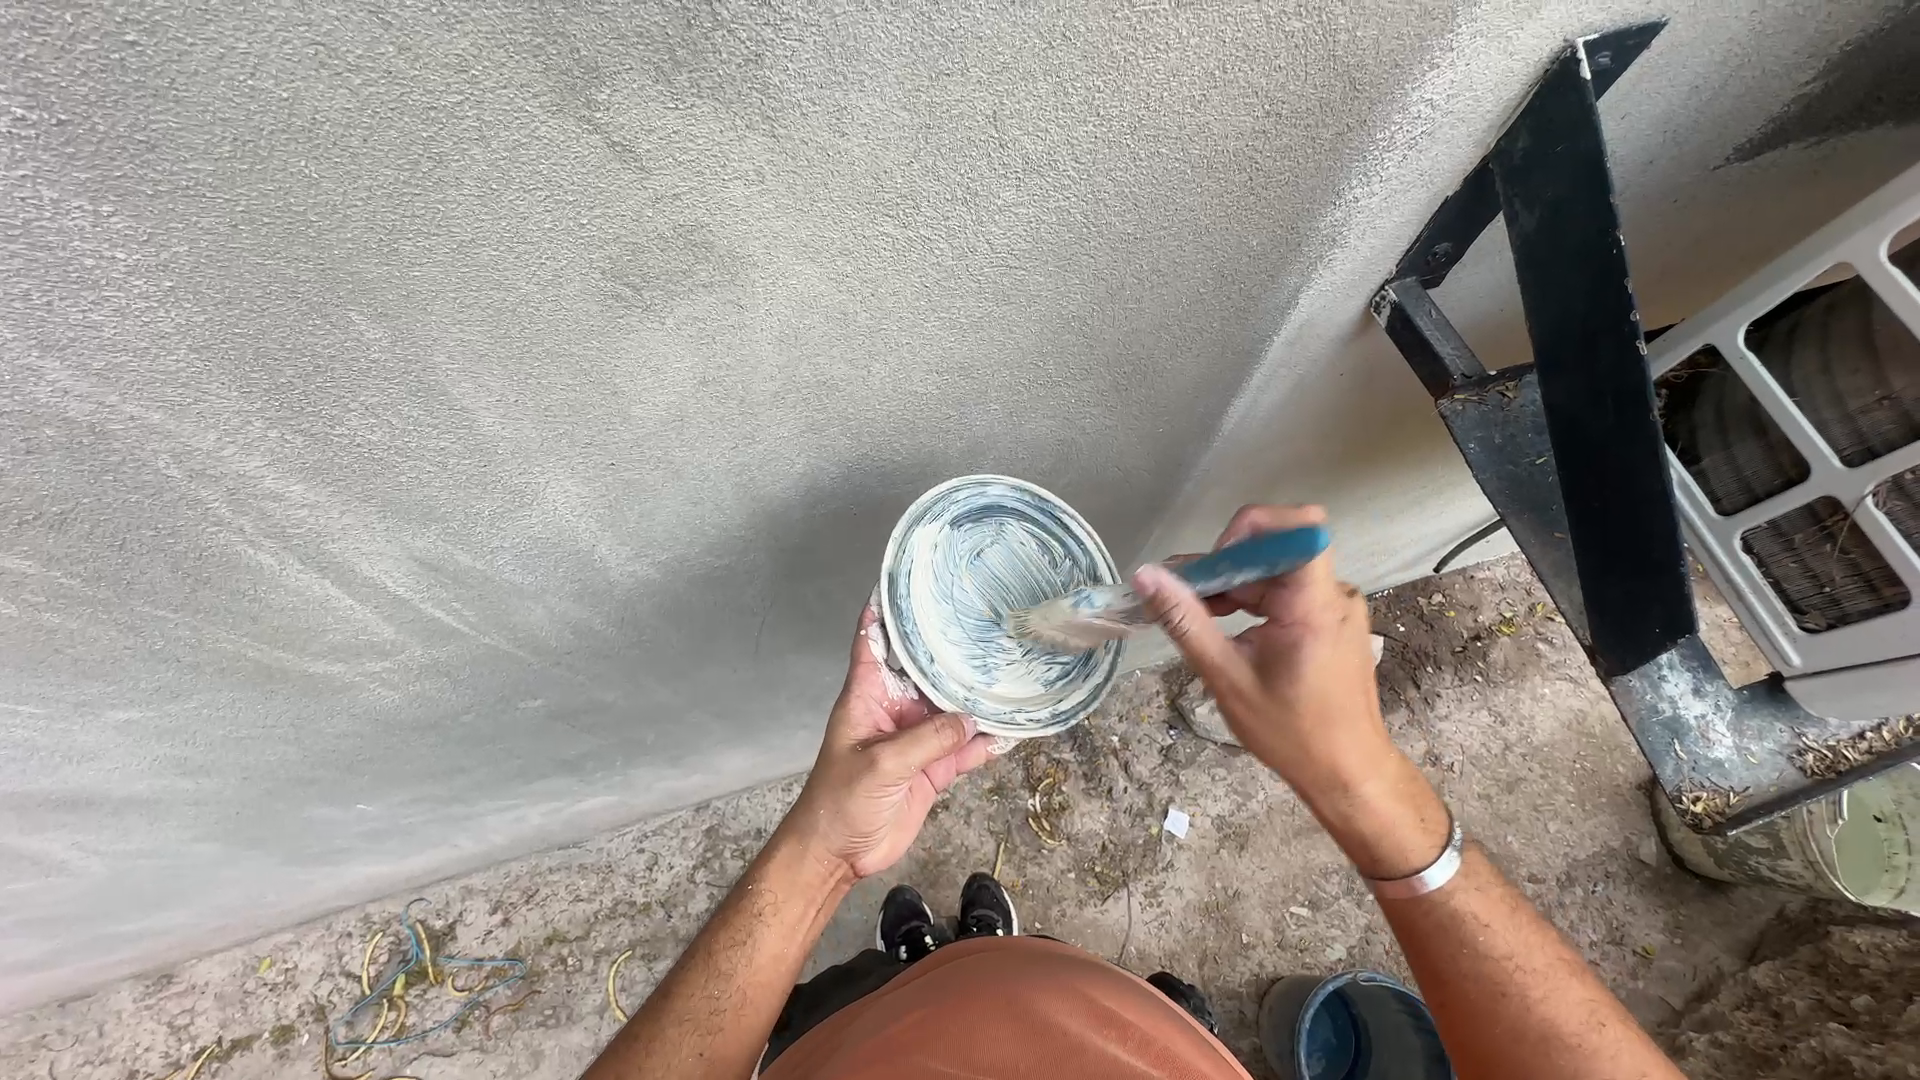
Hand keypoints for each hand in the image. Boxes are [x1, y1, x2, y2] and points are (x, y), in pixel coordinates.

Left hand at [782, 594, 996, 882]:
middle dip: (951, 648)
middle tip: (986, 620)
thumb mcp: (880, 765)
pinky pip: (967, 747)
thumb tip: (972, 718)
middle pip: (926, 669)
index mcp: (869, 694)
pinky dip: (989, 739)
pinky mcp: (934, 767)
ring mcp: (918, 737)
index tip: (910, 580)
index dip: (886, 608)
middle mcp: (896, 708)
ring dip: (978, 695)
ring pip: (954, 708)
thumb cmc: (839, 801)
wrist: (840, 854)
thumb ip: (927, 741)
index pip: (874, 639)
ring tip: (1013, 669)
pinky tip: (1016, 726)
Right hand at [1134, 505, 1447, 876]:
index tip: (1215, 568)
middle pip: (1276, 548)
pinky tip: (1228, 630)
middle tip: (1187, 601)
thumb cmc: (1290, 732)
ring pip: (1277, 569)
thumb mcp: (1225, 676)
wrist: (1348, 773)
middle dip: (1226, 566)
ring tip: (1202, 621)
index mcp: (1314, 604)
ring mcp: (1337, 605)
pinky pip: (1287, 590)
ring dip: (1235, 586)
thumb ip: (1184, 620)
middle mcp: (1334, 593)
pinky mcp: (1332, 618)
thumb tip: (1145, 575)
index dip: (1249, 530)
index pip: (1298, 525)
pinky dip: (1253, 601)